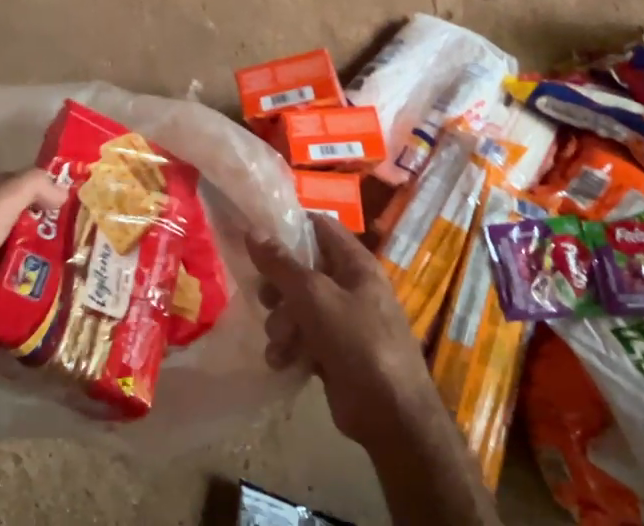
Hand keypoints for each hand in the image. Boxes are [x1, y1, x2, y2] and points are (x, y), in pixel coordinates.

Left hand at [0, 170, 67, 351]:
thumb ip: (31, 187)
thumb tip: (62, 190)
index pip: (14, 185)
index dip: (41, 192)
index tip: (71, 208)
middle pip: (9, 219)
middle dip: (38, 229)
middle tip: (71, 244)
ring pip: (2, 250)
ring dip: (26, 258)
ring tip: (61, 271)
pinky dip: (10, 283)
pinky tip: (33, 292)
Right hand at [247, 214, 436, 446]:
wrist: (391, 416)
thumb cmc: (358, 342)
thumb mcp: (315, 297)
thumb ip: (281, 264)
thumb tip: (252, 231)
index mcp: (356, 264)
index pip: (320, 226)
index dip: (290, 226)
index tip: (256, 235)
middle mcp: (351, 287)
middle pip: (302, 269)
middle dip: (278, 286)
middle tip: (265, 298)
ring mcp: (343, 321)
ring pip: (297, 306)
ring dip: (281, 324)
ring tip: (281, 342)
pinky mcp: (334, 351)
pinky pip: (302, 337)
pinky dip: (290, 347)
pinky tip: (282, 362)